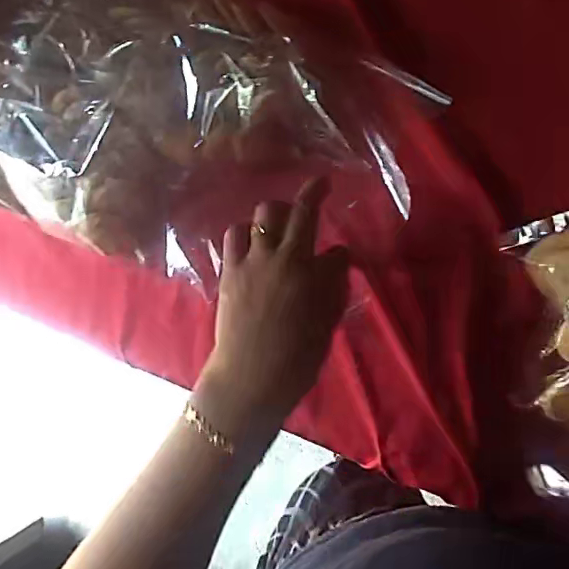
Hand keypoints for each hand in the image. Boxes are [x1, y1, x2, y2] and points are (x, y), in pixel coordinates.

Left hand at [195, 177, 351, 446]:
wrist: (250, 378)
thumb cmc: (296, 359)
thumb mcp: (326, 323)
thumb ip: (333, 287)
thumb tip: (337, 261)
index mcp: (309, 270)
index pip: (330, 240)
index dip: (338, 243)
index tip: (339, 248)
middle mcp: (281, 257)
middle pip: (295, 210)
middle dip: (311, 193)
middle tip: (317, 189)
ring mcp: (251, 262)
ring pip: (261, 216)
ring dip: (273, 215)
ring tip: (278, 225)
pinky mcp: (229, 271)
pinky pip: (234, 236)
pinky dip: (245, 234)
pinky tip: (250, 244)